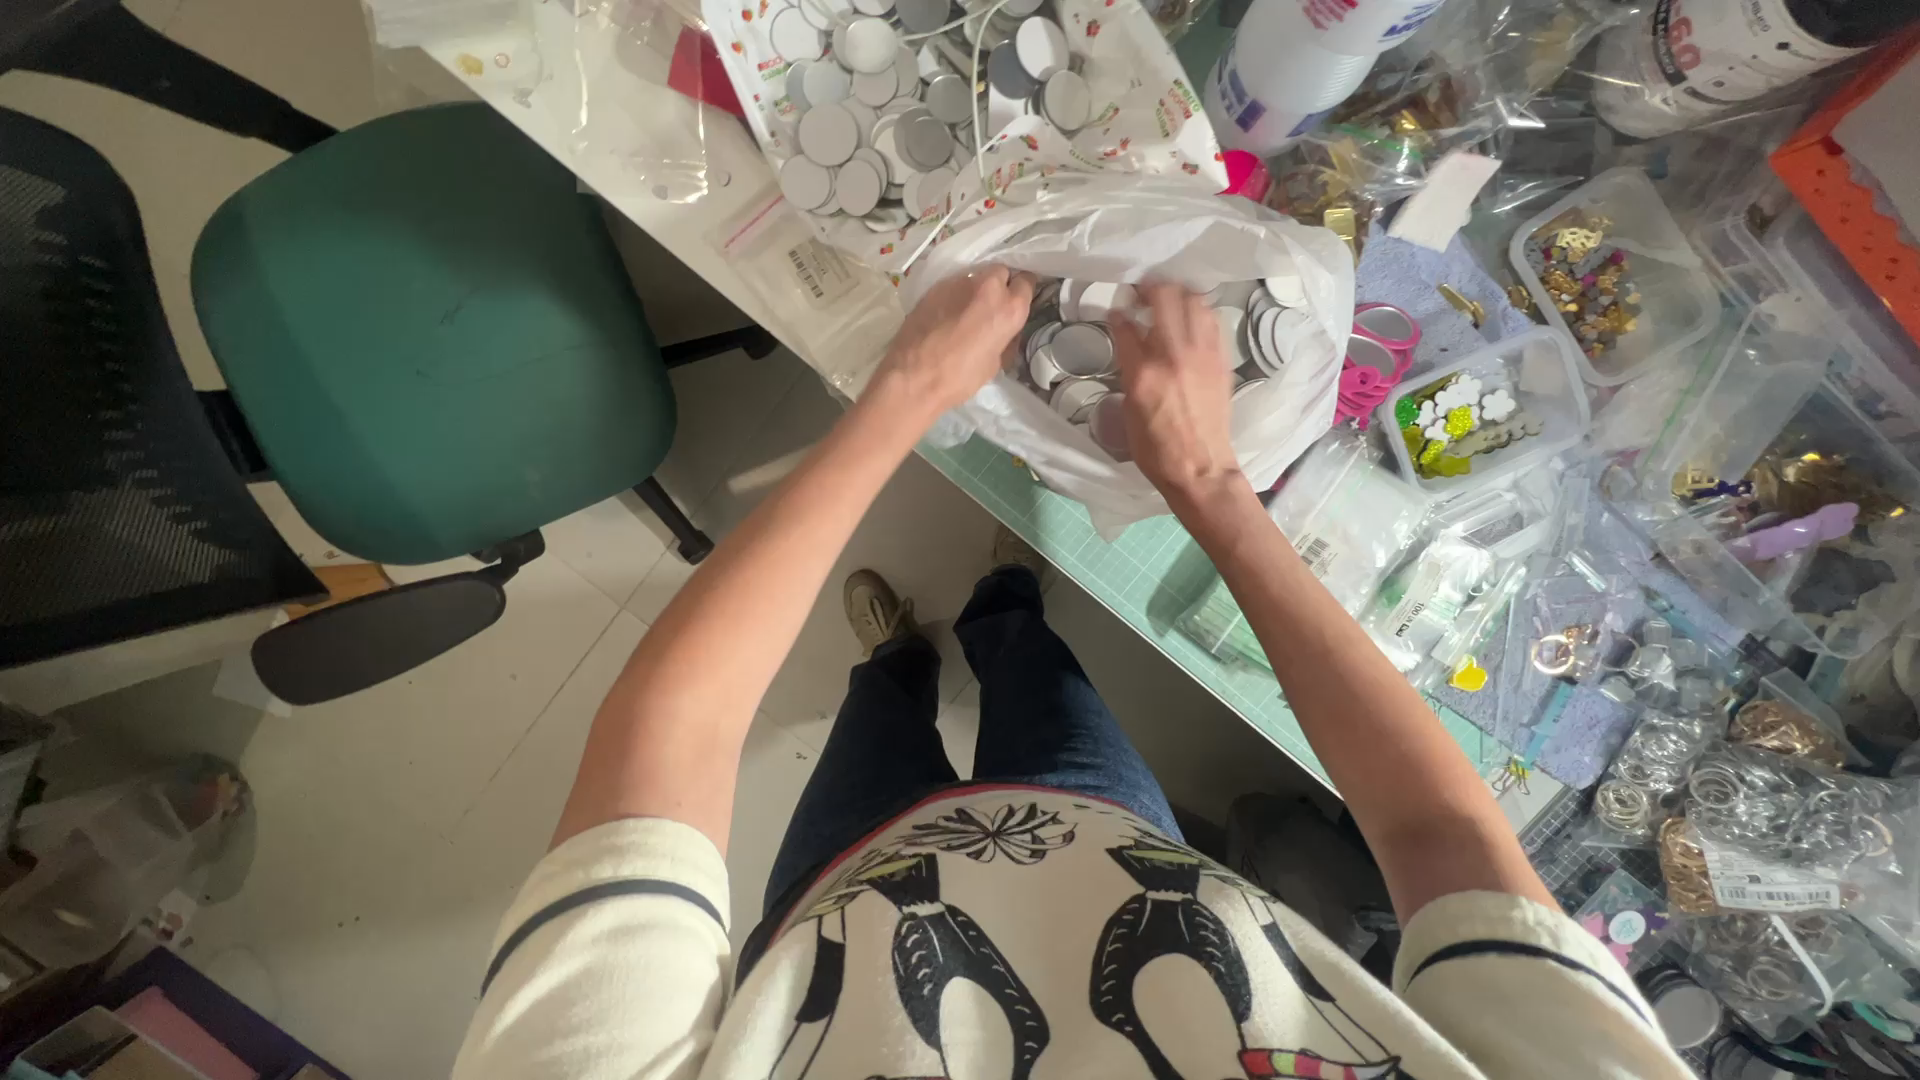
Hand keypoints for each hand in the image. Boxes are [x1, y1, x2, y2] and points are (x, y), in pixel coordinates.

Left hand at [872, 264, 1034, 417]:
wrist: (913, 377)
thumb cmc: (959, 378)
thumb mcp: (994, 364)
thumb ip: (1004, 338)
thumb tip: (1004, 332)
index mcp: (1009, 308)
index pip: (1026, 282)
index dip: (1022, 292)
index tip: (1016, 301)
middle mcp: (987, 286)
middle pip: (1001, 272)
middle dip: (999, 285)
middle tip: (991, 306)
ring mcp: (958, 282)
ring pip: (975, 276)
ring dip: (976, 289)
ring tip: (966, 311)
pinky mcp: (934, 286)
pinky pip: (953, 285)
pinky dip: (955, 295)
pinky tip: (946, 314)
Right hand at [1111, 283, 1243, 506]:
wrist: (1200, 469)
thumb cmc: (1156, 450)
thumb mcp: (1129, 411)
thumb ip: (1130, 373)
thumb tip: (1132, 350)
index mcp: (1143, 373)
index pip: (1125, 326)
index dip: (1118, 314)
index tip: (1116, 310)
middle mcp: (1174, 355)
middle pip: (1163, 298)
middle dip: (1149, 288)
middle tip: (1141, 291)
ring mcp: (1202, 354)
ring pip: (1192, 301)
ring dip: (1177, 293)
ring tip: (1168, 298)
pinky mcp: (1221, 360)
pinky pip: (1211, 320)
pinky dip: (1198, 311)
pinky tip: (1190, 318)